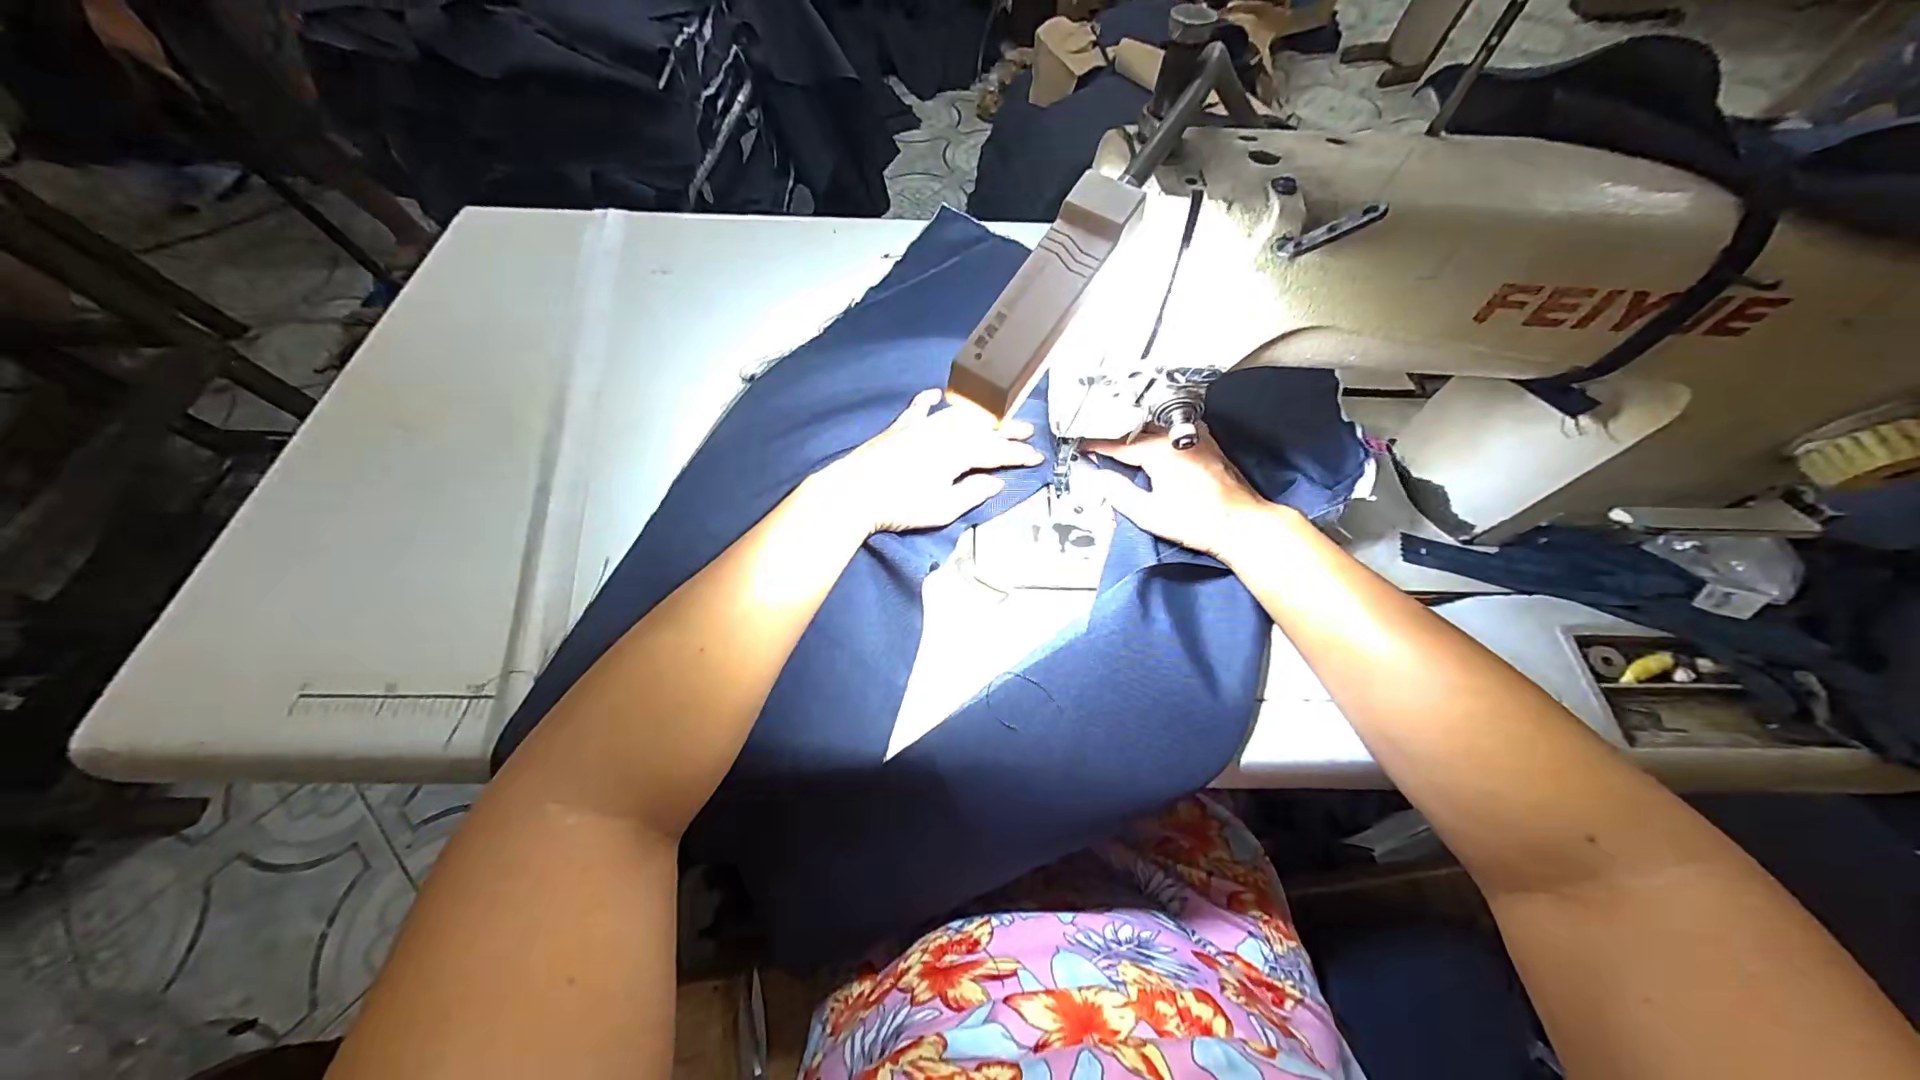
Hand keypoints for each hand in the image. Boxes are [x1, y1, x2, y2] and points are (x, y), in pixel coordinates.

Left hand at [815, 389, 1043, 533]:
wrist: (855, 492)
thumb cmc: (898, 504)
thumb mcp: (942, 508)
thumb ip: (972, 493)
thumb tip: (994, 483)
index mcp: (957, 452)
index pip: (996, 451)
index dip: (1018, 454)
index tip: (1034, 456)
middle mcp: (942, 432)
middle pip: (982, 427)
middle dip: (1006, 429)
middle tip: (1025, 430)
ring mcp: (920, 427)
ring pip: (958, 415)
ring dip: (979, 415)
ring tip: (994, 415)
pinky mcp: (900, 429)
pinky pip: (919, 409)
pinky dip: (929, 401)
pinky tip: (936, 395)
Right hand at [1080, 427, 1284, 561]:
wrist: (1241, 524)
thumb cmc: (1201, 521)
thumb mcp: (1148, 512)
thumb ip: (1119, 492)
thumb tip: (1100, 480)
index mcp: (1160, 450)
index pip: (1119, 445)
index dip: (1097, 446)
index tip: (1083, 446)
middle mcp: (1179, 437)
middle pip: (1137, 431)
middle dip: (1114, 437)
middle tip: (1096, 446)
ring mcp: (1196, 438)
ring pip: (1156, 428)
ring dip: (1136, 434)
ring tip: (1119, 444)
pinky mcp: (1208, 445)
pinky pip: (1173, 433)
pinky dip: (1157, 437)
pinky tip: (1152, 448)